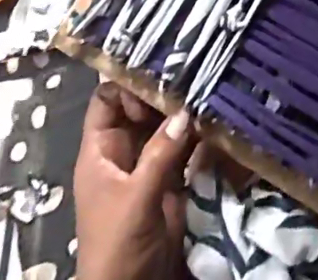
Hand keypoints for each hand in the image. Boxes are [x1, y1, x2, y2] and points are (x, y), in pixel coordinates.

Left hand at [74, 82, 198, 279]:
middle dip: (164, 90)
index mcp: (101, 151)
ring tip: (211, 85)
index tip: (159, 70)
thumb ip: (160, 154)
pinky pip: (183, 147)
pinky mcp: (170, 180)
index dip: (128, 83)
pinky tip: (216, 116)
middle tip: (195, 69)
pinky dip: (198, 133)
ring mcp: (148, 165)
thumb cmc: (117, 247)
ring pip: (164, 125)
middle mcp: (123, 151)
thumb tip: (185, 111)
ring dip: (185, 110)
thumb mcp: (136, 199)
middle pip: (140, 108)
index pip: (108, 101)